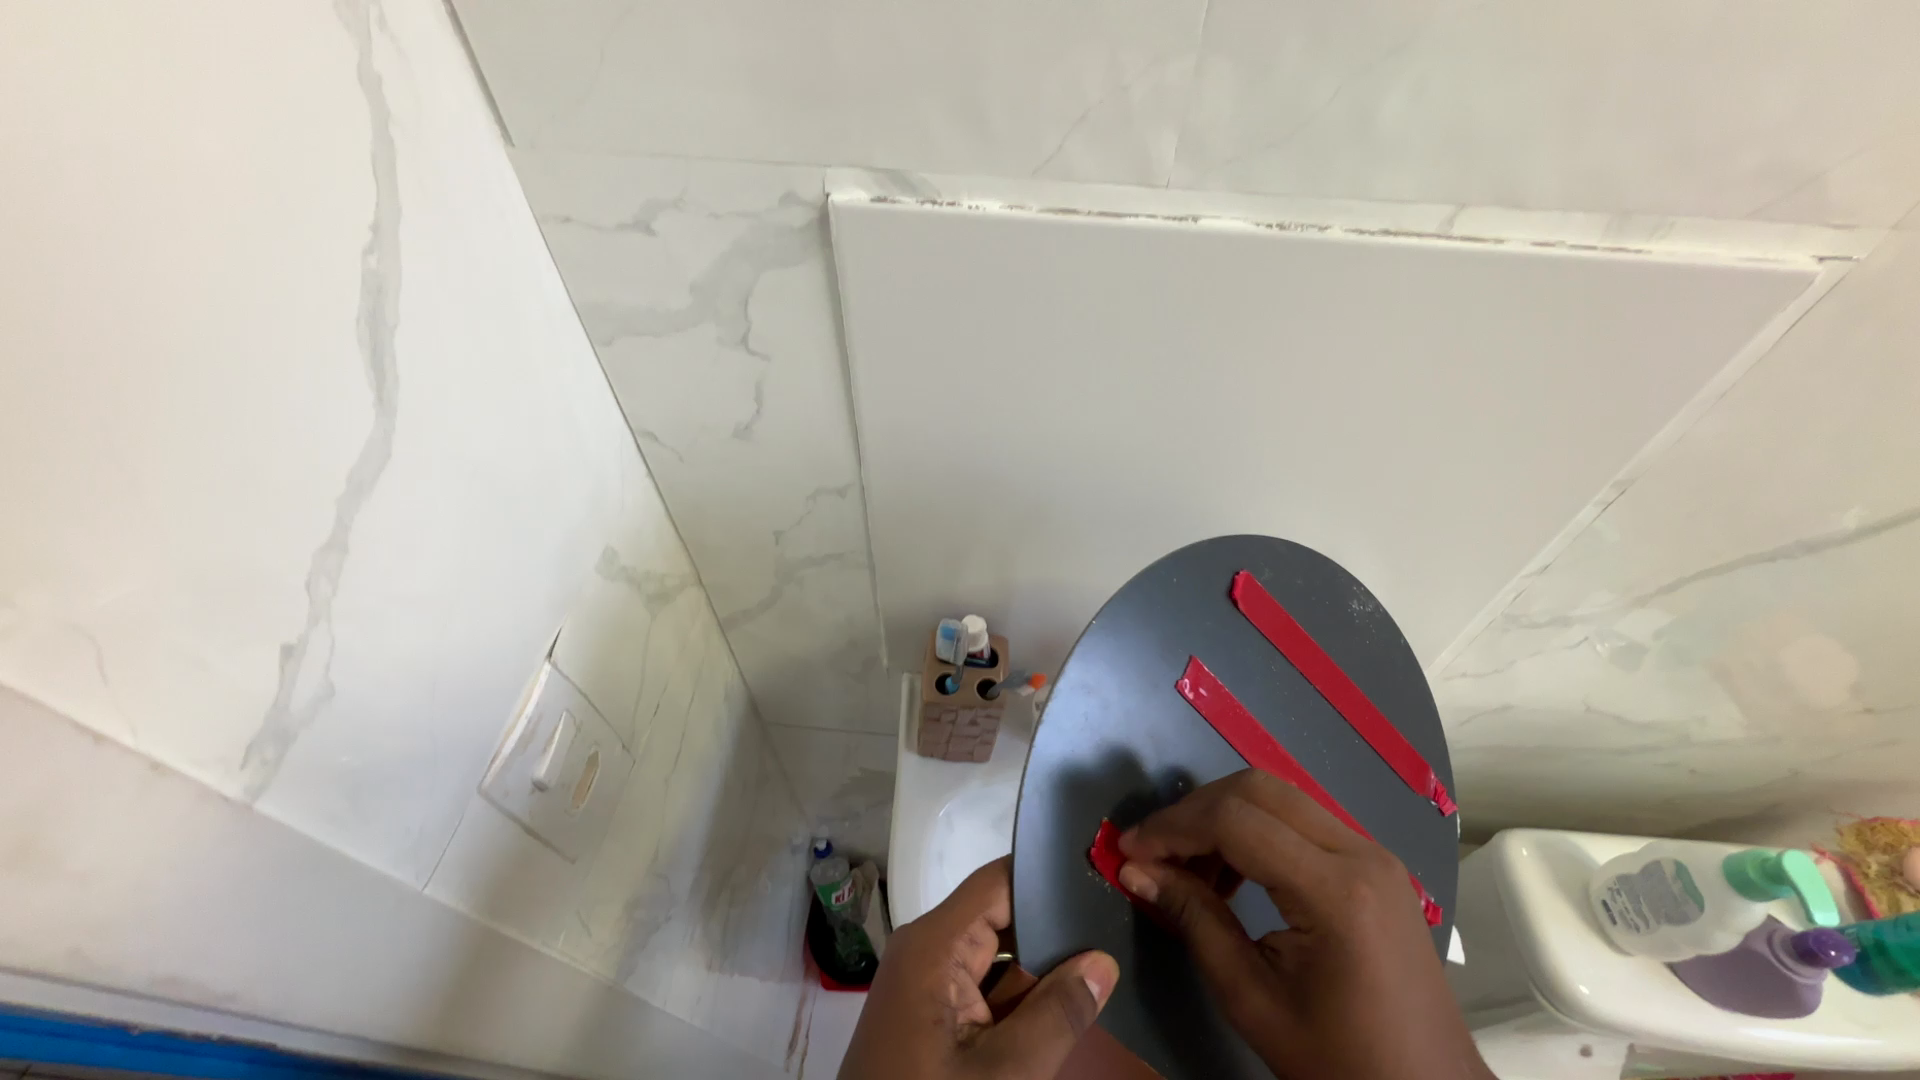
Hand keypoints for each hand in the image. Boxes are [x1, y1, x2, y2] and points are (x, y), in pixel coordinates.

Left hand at [839, 856, 1119, 1079]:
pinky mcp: (933, 1016)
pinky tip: (1071, 997)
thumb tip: (1104, 960)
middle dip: (1054, 925)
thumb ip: (1057, 1014)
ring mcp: (930, 984)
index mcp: (934, 943)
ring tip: (1108, 953)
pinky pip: (986, 990)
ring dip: (1044, 966)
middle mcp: (929, 950)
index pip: (998, 882)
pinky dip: (1023, 997)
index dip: (1047, 876)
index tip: (1100, 874)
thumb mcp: (1004, 1073)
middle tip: (1118, 921)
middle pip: (1002, 916)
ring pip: (999, 957)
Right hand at [1117, 770, 1490, 1079]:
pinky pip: (1300, 818)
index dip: (1172, 827)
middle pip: (1257, 788)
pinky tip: (1232, 871)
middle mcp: (1360, 853)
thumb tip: (1134, 867)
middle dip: (1194, 811)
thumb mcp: (1250, 998)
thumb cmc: (1337, 1060)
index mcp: (1335, 892)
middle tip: (1154, 851)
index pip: (1235, 821)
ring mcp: (1373, 852)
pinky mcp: (1374, 860)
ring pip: (1278, 795)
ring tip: (1188, 867)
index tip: (1130, 850)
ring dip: (1222, 816)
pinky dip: (1254, 828)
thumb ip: (1193, 920)